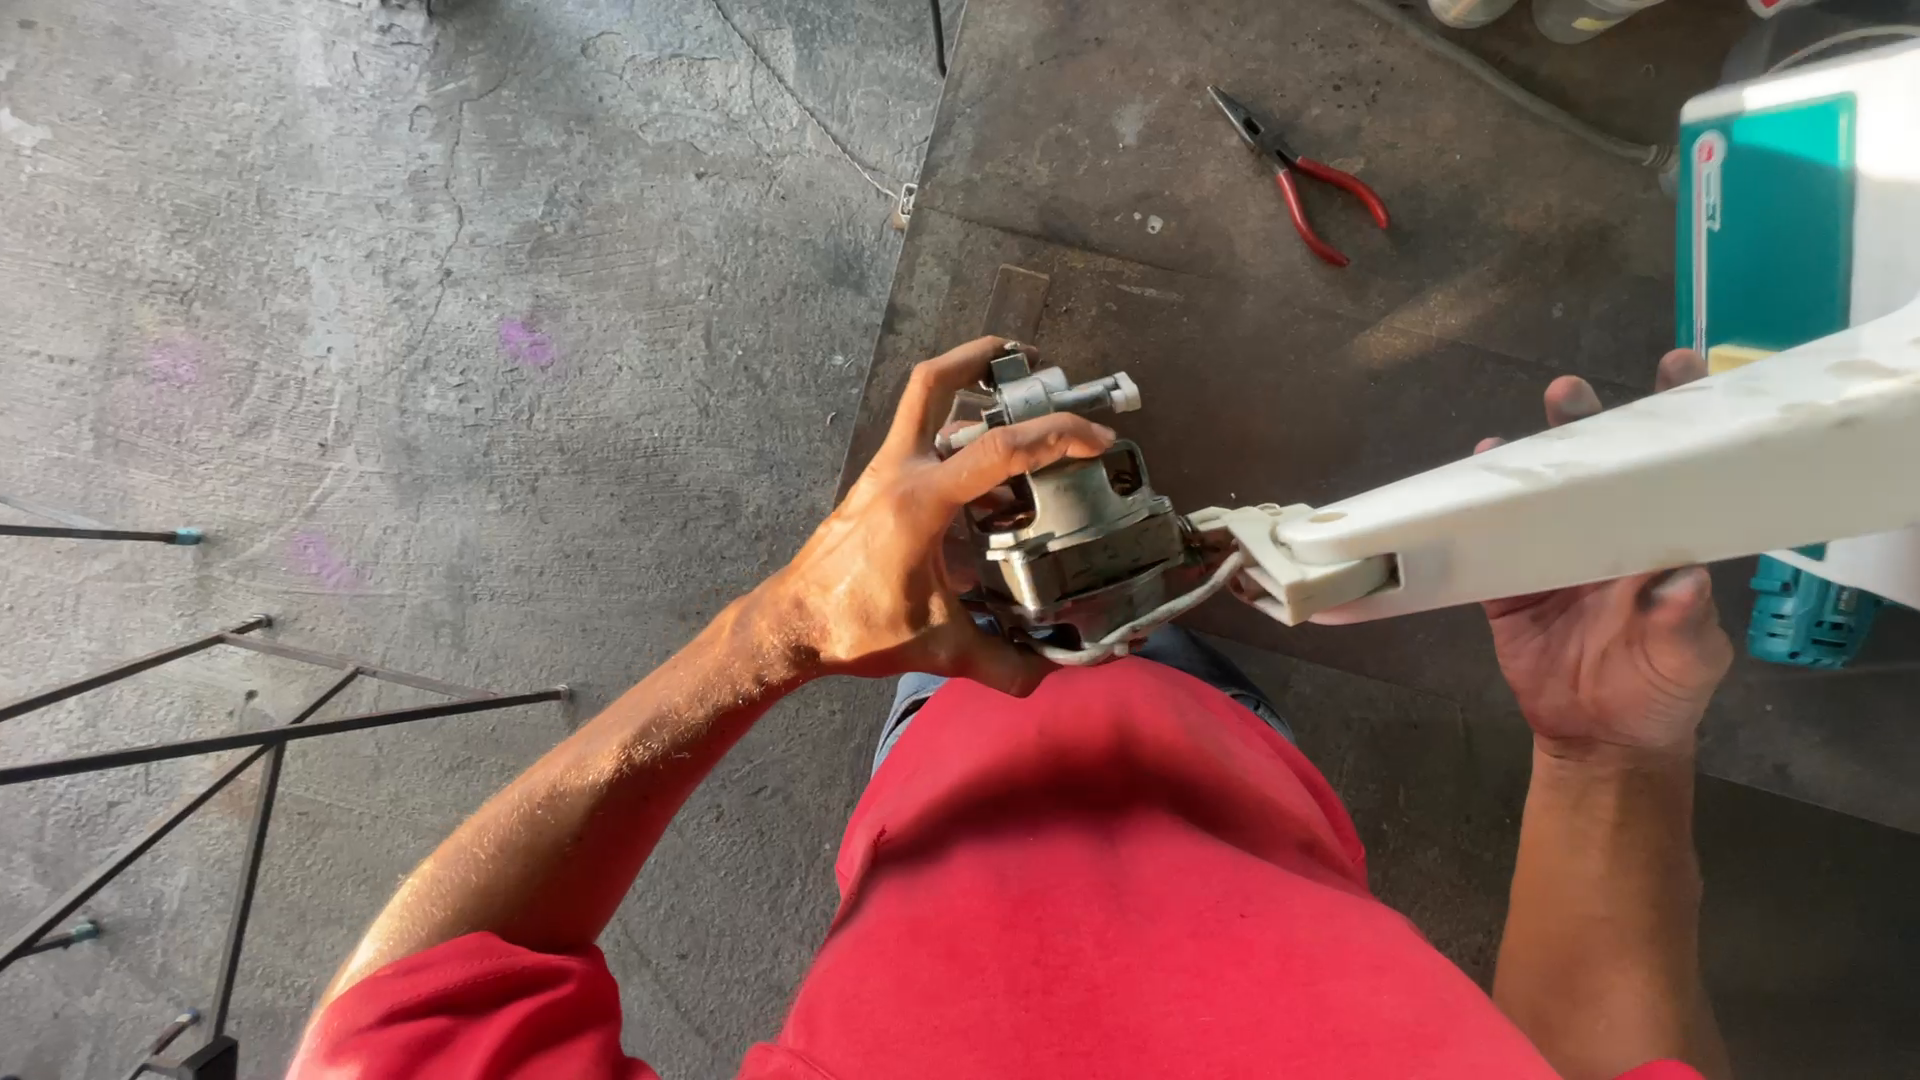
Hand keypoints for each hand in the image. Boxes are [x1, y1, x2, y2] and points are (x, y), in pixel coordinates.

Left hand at [766, 337, 1114, 695]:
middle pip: (933, 383)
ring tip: (1017, 419)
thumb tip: (1047, 677)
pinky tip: (984, 484)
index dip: (1056, 435)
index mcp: (920, 503)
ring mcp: (883, 475)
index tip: (1096, 438)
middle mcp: (900, 473)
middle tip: (1025, 357)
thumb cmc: (855, 629)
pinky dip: (955, 446)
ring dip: (969, 399)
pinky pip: (920, 445)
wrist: (792, 624)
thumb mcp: (938, 648)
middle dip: (980, 357)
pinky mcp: (876, 488)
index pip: (998, 449)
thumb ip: (1000, 665)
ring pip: (923, 408)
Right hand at [1478, 350, 1733, 764]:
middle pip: (1594, 473)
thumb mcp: (1688, 662)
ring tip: (1503, 438)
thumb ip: (1684, 623)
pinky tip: (1460, 489)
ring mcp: (1549, 561)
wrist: (1592, 735)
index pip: (1674, 475)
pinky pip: (1483, 547)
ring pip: (1534, 501)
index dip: (1680, 422)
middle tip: (1567, 393)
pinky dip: (1468, 518)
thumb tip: (1679, 578)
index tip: (1679, 371)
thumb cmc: (1657, 694)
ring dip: (1519, 467)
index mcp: (1658, 548)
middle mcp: (1604, 542)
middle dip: (1584, 428)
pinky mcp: (1503, 587)